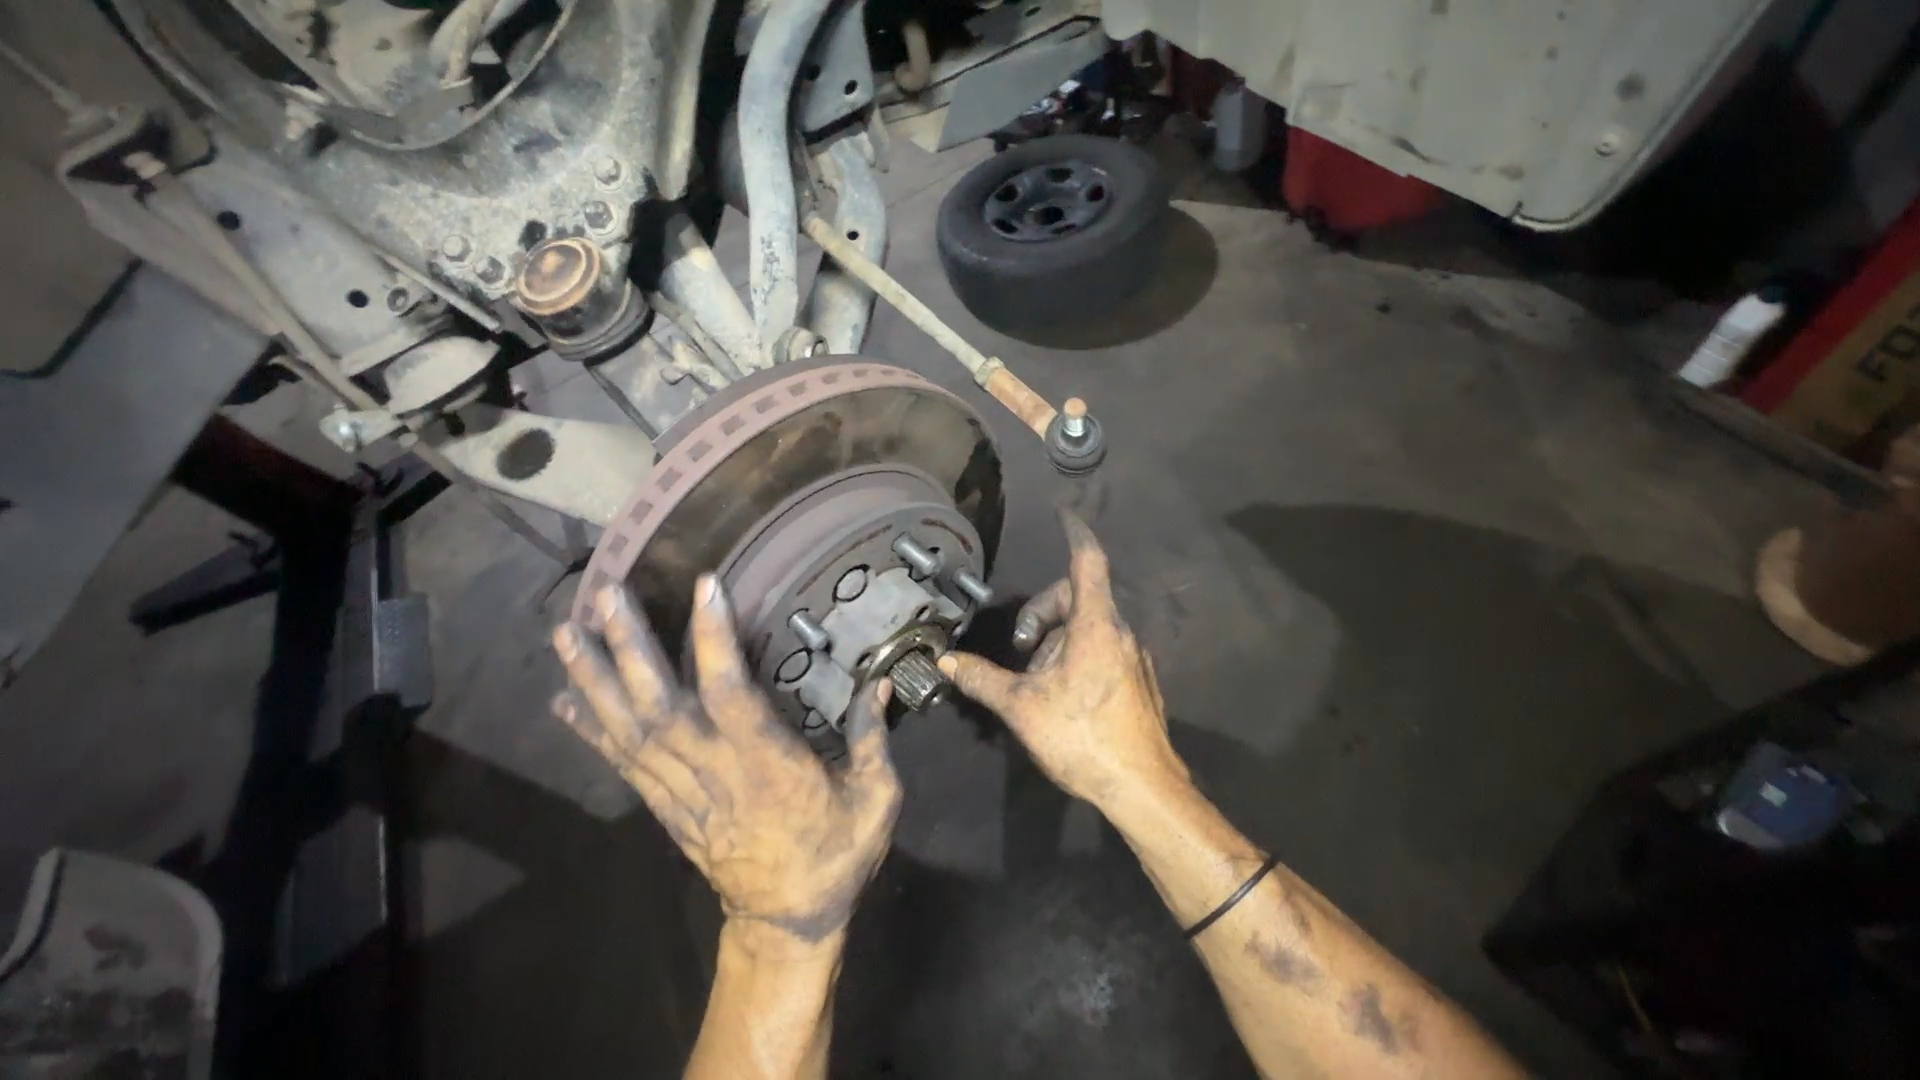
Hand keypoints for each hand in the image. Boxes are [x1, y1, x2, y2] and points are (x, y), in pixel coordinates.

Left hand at [551, 576, 903, 943]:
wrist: (788, 920)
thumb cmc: (837, 853)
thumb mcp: (876, 798)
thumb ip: (872, 739)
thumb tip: (879, 683)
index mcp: (766, 764)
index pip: (730, 694)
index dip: (714, 640)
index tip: (705, 586)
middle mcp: (713, 770)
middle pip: (661, 705)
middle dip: (630, 648)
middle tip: (605, 595)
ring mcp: (682, 790)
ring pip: (631, 729)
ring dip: (596, 680)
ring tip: (567, 633)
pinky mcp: (666, 807)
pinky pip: (622, 764)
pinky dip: (592, 731)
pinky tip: (564, 699)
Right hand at [938, 510, 1188, 811]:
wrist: (1142, 786)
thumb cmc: (1082, 737)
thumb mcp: (1022, 707)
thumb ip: (982, 679)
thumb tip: (946, 662)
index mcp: (1096, 626)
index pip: (1087, 561)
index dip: (1074, 532)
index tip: (1063, 512)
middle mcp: (1119, 632)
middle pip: (1078, 594)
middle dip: (1043, 609)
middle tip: (1020, 646)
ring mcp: (1132, 656)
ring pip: (1088, 625)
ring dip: (1055, 637)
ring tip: (1035, 677)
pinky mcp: (1136, 679)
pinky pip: (1101, 647)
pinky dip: (1074, 653)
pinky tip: (1058, 692)